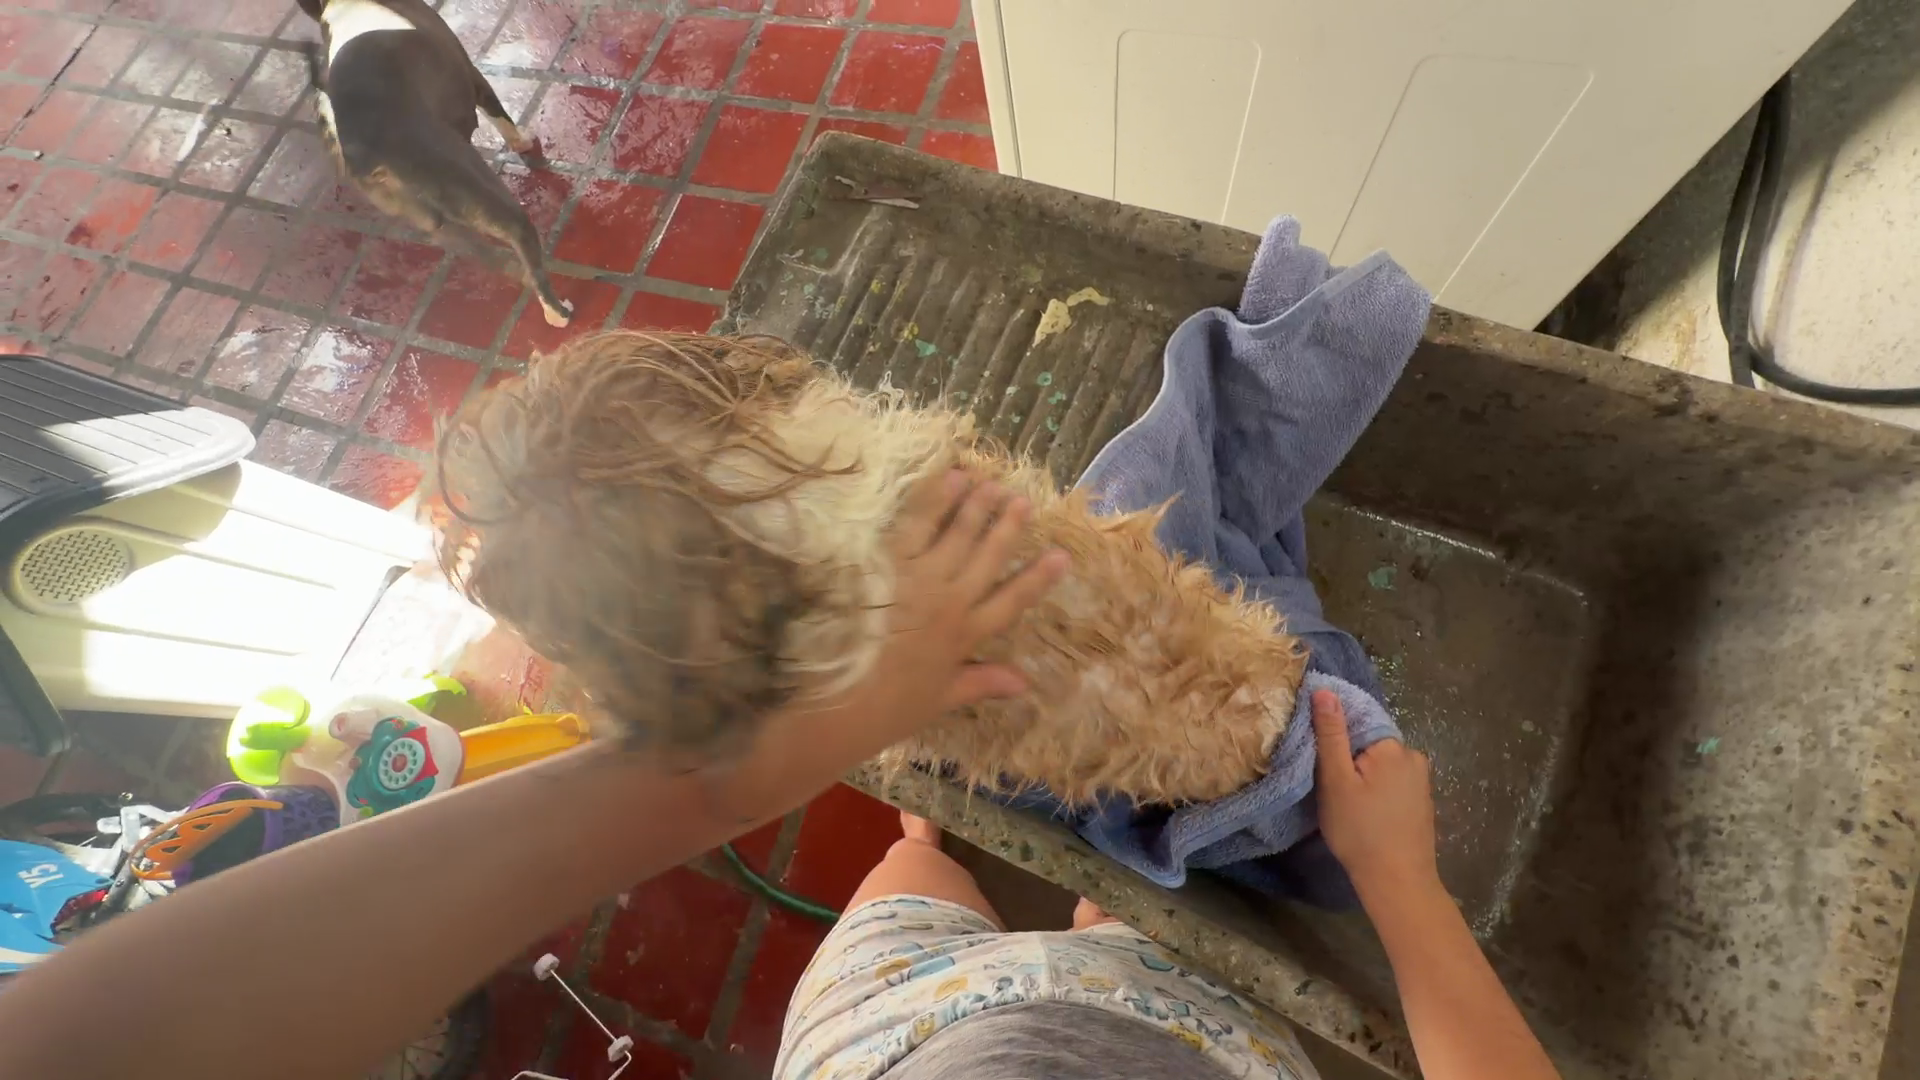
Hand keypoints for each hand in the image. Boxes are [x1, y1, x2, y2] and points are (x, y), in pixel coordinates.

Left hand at [847, 469, 1068, 729]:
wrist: (833, 700)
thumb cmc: (885, 706)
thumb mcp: (939, 699)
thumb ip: (982, 683)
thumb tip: (1026, 683)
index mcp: (964, 636)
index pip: (1011, 602)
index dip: (1037, 579)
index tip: (1061, 555)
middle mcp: (949, 601)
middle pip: (987, 558)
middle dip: (1008, 528)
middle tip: (1023, 501)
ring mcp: (918, 578)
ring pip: (957, 535)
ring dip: (977, 507)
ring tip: (992, 484)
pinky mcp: (886, 562)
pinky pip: (916, 524)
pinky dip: (936, 500)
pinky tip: (949, 479)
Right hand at [1311, 689, 1439, 897]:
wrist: (1397, 883)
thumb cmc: (1359, 829)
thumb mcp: (1335, 779)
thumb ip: (1331, 733)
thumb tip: (1325, 691)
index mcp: (1393, 747)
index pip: (1357, 719)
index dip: (1332, 731)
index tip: (1314, 750)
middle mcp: (1413, 757)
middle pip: (1368, 740)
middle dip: (1345, 753)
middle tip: (1323, 777)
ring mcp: (1420, 781)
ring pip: (1377, 761)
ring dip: (1358, 770)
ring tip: (1339, 793)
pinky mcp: (1420, 800)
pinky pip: (1389, 779)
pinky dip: (1372, 785)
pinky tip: (1360, 805)